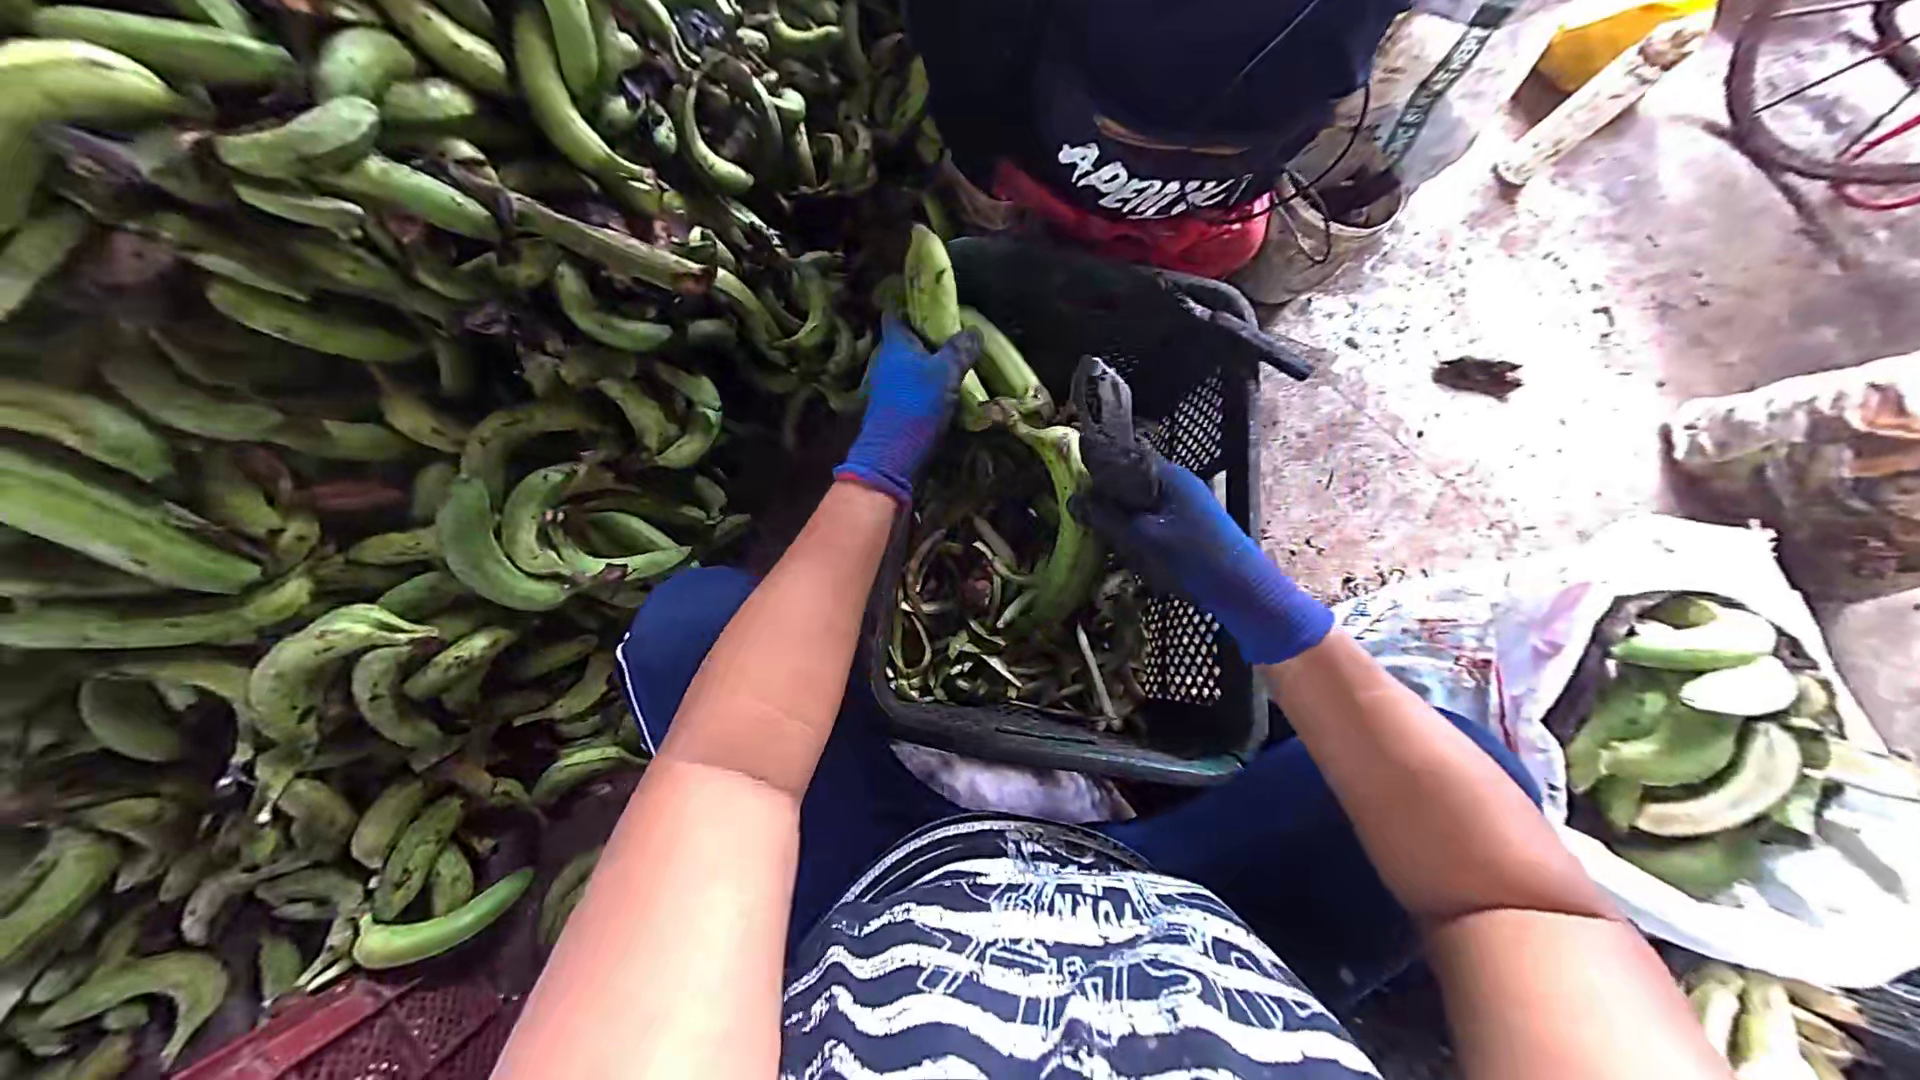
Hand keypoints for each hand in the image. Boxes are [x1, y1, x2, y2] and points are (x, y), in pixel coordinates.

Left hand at [834, 315, 979, 502]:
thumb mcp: (945, 374)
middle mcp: (885, 360)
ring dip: (928, 363)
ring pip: (909, 365)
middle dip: (927, 336)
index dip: (911, 305)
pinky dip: (925, 384)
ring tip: (955, 362)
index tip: (933, 303)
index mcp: (894, 344)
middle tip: (955, 334)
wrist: (891, 456)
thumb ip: (960, 350)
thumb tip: (974, 331)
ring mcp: (886, 386)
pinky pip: (911, 386)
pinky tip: (944, 390)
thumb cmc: (916, 406)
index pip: (896, 313)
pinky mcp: (892, 407)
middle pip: (906, 340)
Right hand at [1071, 434, 1331, 664]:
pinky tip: (1124, 545)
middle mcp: (1176, 482)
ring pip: (1138, 500)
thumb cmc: (1193, 560)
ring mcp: (1183, 503)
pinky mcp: (1186, 524)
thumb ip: (1106, 518)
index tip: (1069, 484)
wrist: (1243, 590)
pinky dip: (1133, 526)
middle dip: (1104, 494)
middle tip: (1080, 512)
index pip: (1121, 458)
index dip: (1094, 468)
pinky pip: (1150, 515)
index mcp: (1167, 476)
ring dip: (1118, 513)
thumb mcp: (1142, 539)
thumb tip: (1072, 500)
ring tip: (1098, 530)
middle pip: (1128, 479)